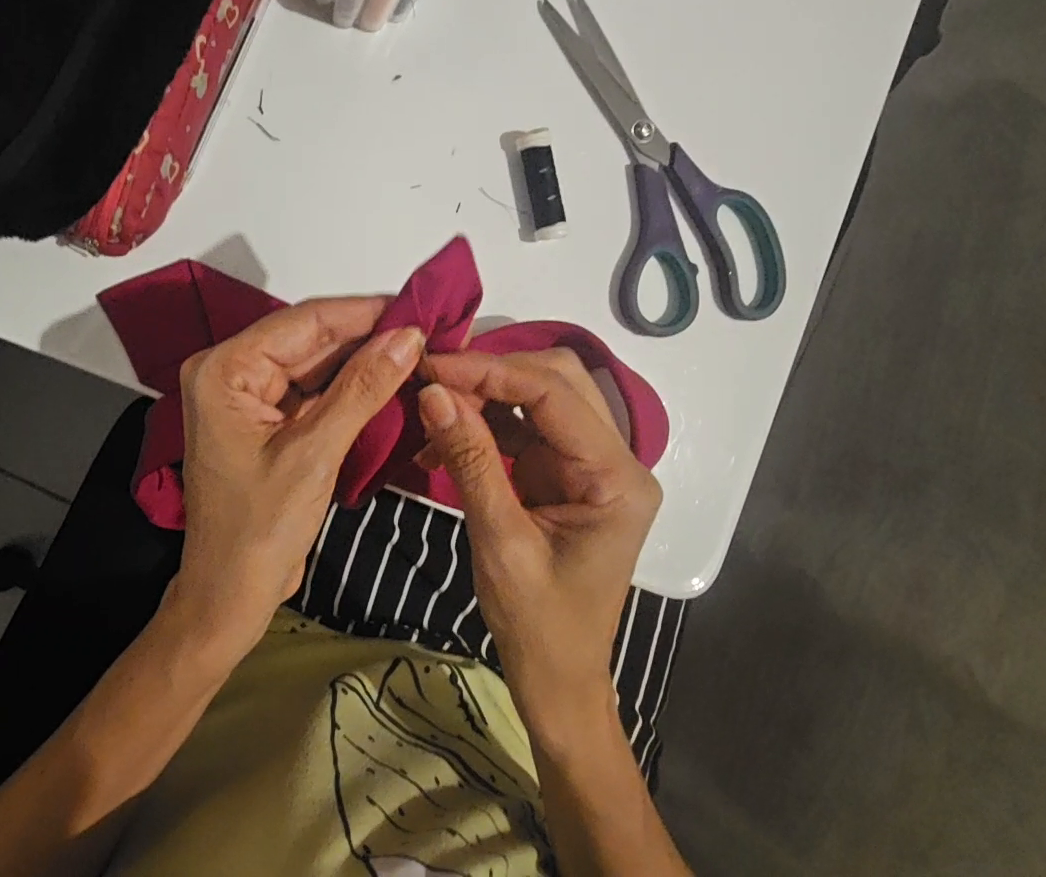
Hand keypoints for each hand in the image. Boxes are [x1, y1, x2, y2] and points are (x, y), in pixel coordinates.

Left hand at [167, 298, 423, 658]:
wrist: (230, 593)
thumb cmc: (260, 529)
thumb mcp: (315, 453)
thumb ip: (362, 389)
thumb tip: (408, 336)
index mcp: (224, 370)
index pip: (303, 323)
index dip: (364, 312)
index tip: (418, 306)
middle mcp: (230, 372)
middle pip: (309, 340)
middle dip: (367, 336)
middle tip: (429, 329)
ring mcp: (247, 397)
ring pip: (315, 365)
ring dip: (363, 362)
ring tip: (420, 351)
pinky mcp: (266, 420)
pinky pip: (313, 392)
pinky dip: (349, 390)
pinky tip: (391, 381)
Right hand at [414, 349, 661, 725]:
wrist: (556, 676)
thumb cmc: (538, 623)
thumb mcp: (499, 540)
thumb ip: (470, 461)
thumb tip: (431, 392)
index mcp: (616, 479)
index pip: (555, 395)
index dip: (490, 371)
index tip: (430, 367)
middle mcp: (613, 461)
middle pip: (556, 382)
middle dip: (490, 374)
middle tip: (429, 380)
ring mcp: (588, 466)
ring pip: (538, 399)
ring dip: (483, 397)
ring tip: (429, 408)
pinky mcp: (562, 475)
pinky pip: (523, 429)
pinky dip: (482, 425)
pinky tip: (442, 439)